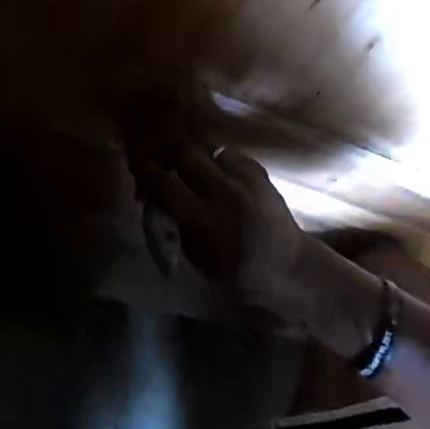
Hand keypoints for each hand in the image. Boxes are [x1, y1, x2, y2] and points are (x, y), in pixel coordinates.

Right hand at [131, 140, 320, 322]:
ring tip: (192, 167)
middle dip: (170, 156)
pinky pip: (232, 155)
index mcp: (202, 221)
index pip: (163, 183)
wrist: (292, 271)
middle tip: (164, 163)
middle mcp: (222, 193)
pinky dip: (221, 160)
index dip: (146, 172)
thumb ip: (177, 228)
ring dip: (197, 157)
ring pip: (209, 149)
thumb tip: (156, 202)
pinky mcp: (261, 175)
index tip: (138, 168)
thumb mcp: (200, 261)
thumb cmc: (240, 279)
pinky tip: (219, 172)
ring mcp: (245, 180)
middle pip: (185, 154)